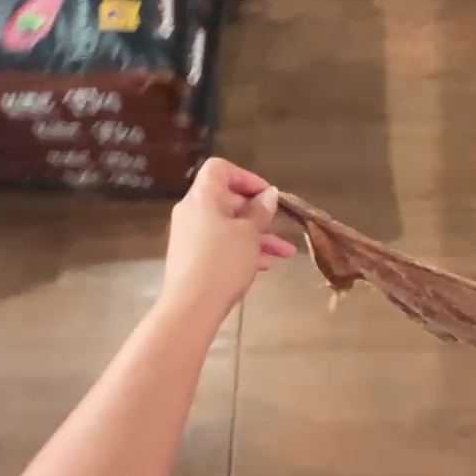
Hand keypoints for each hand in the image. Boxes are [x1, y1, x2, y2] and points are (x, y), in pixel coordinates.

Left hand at [163, 158, 297, 320]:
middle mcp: (193, 211)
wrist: (192, 306)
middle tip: (278, 224)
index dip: (247, 177)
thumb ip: (260, 212)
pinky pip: (221, 244)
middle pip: (227, 199)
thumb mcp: (250, 235)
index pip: (221, 169)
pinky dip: (242, 249)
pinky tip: (264, 265)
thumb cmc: (223, 262)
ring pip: (228, 226)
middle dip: (258, 212)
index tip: (268, 196)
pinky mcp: (192, 257)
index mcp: (203, 197)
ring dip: (257, 235)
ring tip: (285, 253)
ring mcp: (190, 235)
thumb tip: (269, 194)